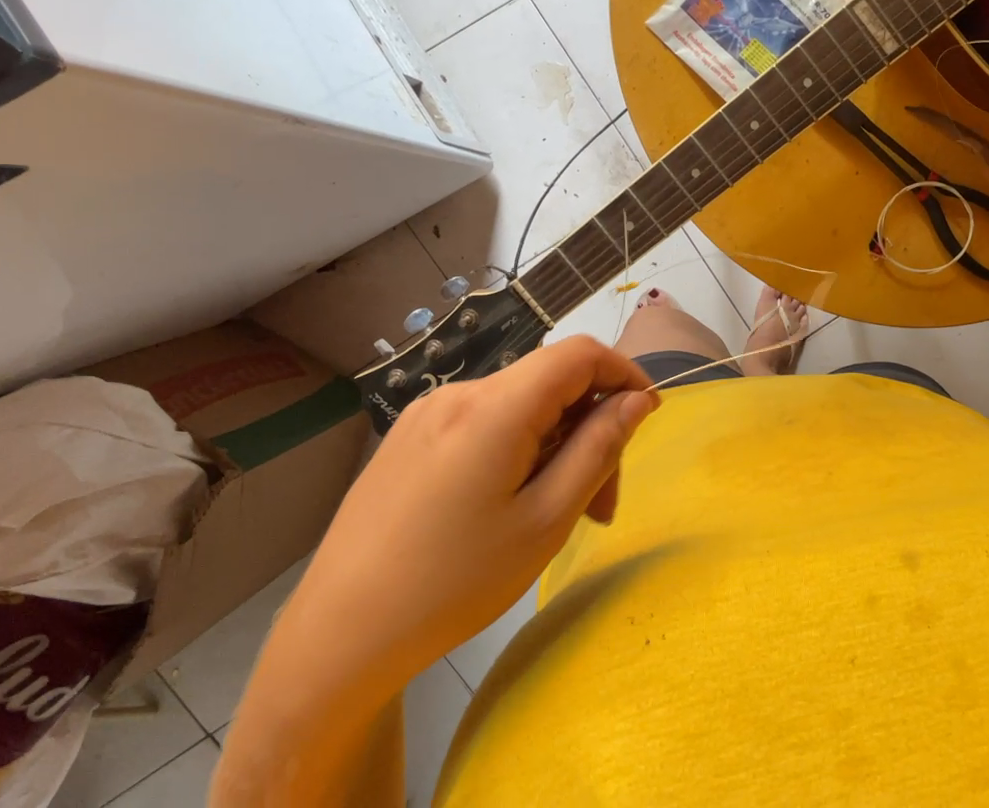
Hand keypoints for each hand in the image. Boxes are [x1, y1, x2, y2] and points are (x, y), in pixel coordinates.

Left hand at [290, 336, 657, 676]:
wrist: (341, 634)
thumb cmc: (455, 583)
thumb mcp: (546, 520)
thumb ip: (598, 449)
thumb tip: (637, 400)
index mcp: (493, 408)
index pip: (579, 354)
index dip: (624, 374)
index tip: (647, 420)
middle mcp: (457, 394)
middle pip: (550, 385)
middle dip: (590, 430)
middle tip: (602, 505)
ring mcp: (426, 415)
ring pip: (519, 408)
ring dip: (555, 448)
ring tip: (560, 517)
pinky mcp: (408, 440)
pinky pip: (484, 426)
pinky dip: (518, 452)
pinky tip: (512, 507)